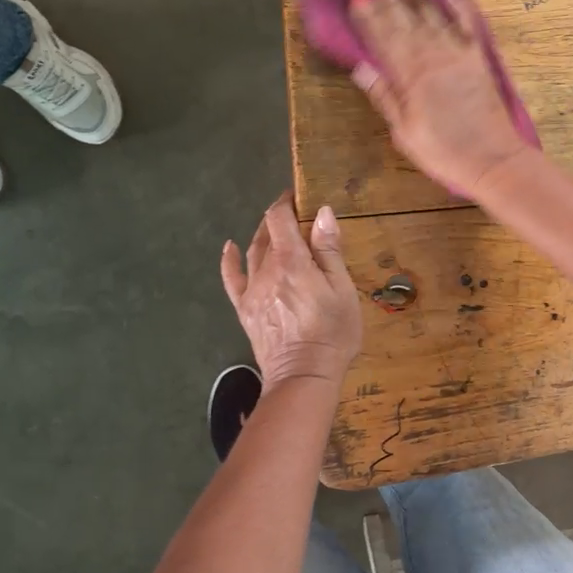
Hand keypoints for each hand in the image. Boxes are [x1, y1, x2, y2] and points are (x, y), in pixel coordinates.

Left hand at [220, 194, 363, 385]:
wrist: (303, 376)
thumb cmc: (332, 332)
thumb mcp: (342, 289)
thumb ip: (329, 250)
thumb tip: (321, 212)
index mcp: (291, 261)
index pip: (280, 219)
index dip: (286, 203)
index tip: (297, 196)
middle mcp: (266, 270)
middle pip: (266, 233)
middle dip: (278, 219)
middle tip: (294, 214)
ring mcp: (252, 291)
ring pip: (252, 252)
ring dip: (262, 235)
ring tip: (273, 228)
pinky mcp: (245, 310)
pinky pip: (231, 279)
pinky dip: (230, 260)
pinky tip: (231, 248)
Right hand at [349, 0, 527, 194]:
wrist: (493, 160)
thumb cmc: (443, 153)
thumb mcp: (404, 132)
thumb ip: (385, 97)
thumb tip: (361, 68)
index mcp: (409, 80)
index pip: (383, 41)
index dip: (370, 18)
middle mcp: (431, 60)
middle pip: (407, 22)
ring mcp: (457, 56)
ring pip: (434, 17)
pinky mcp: (479, 59)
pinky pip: (469, 26)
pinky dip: (460, 7)